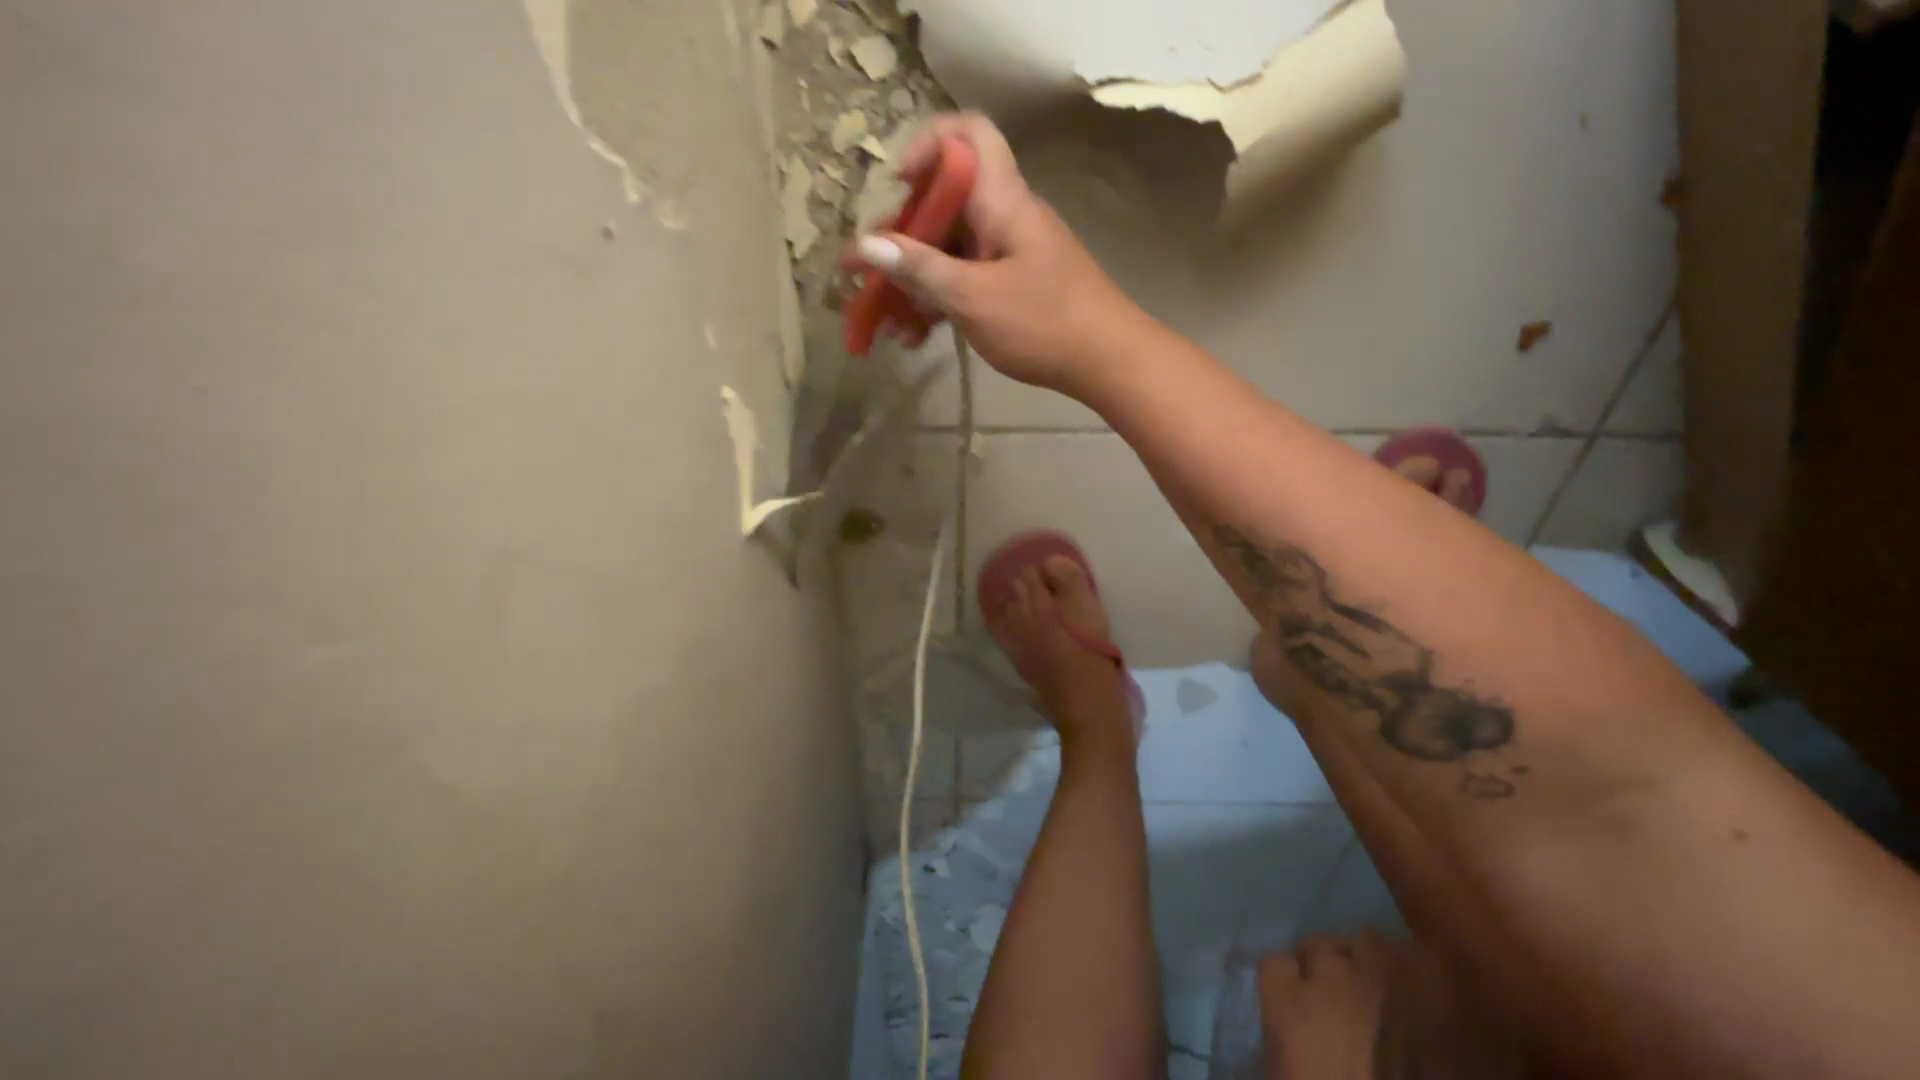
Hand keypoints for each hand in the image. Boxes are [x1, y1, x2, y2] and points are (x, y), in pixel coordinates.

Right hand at [845, 112, 1137, 394]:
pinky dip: (940, 298)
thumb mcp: (972, 298)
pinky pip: (967, 277)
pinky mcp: (1015, 284)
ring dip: (915, 278)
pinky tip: (916, 336)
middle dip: (901, 234)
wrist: (1110, 362)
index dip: (928, 144)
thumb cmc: (1043, 323)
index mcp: (1002, 200)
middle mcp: (1006, 215)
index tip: (898, 184)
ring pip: (952, 246)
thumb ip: (919, 269)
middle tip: (866, 272)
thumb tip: (865, 246)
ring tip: (885, 318)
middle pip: (946, 200)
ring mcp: (1011, 252)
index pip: (968, 134)